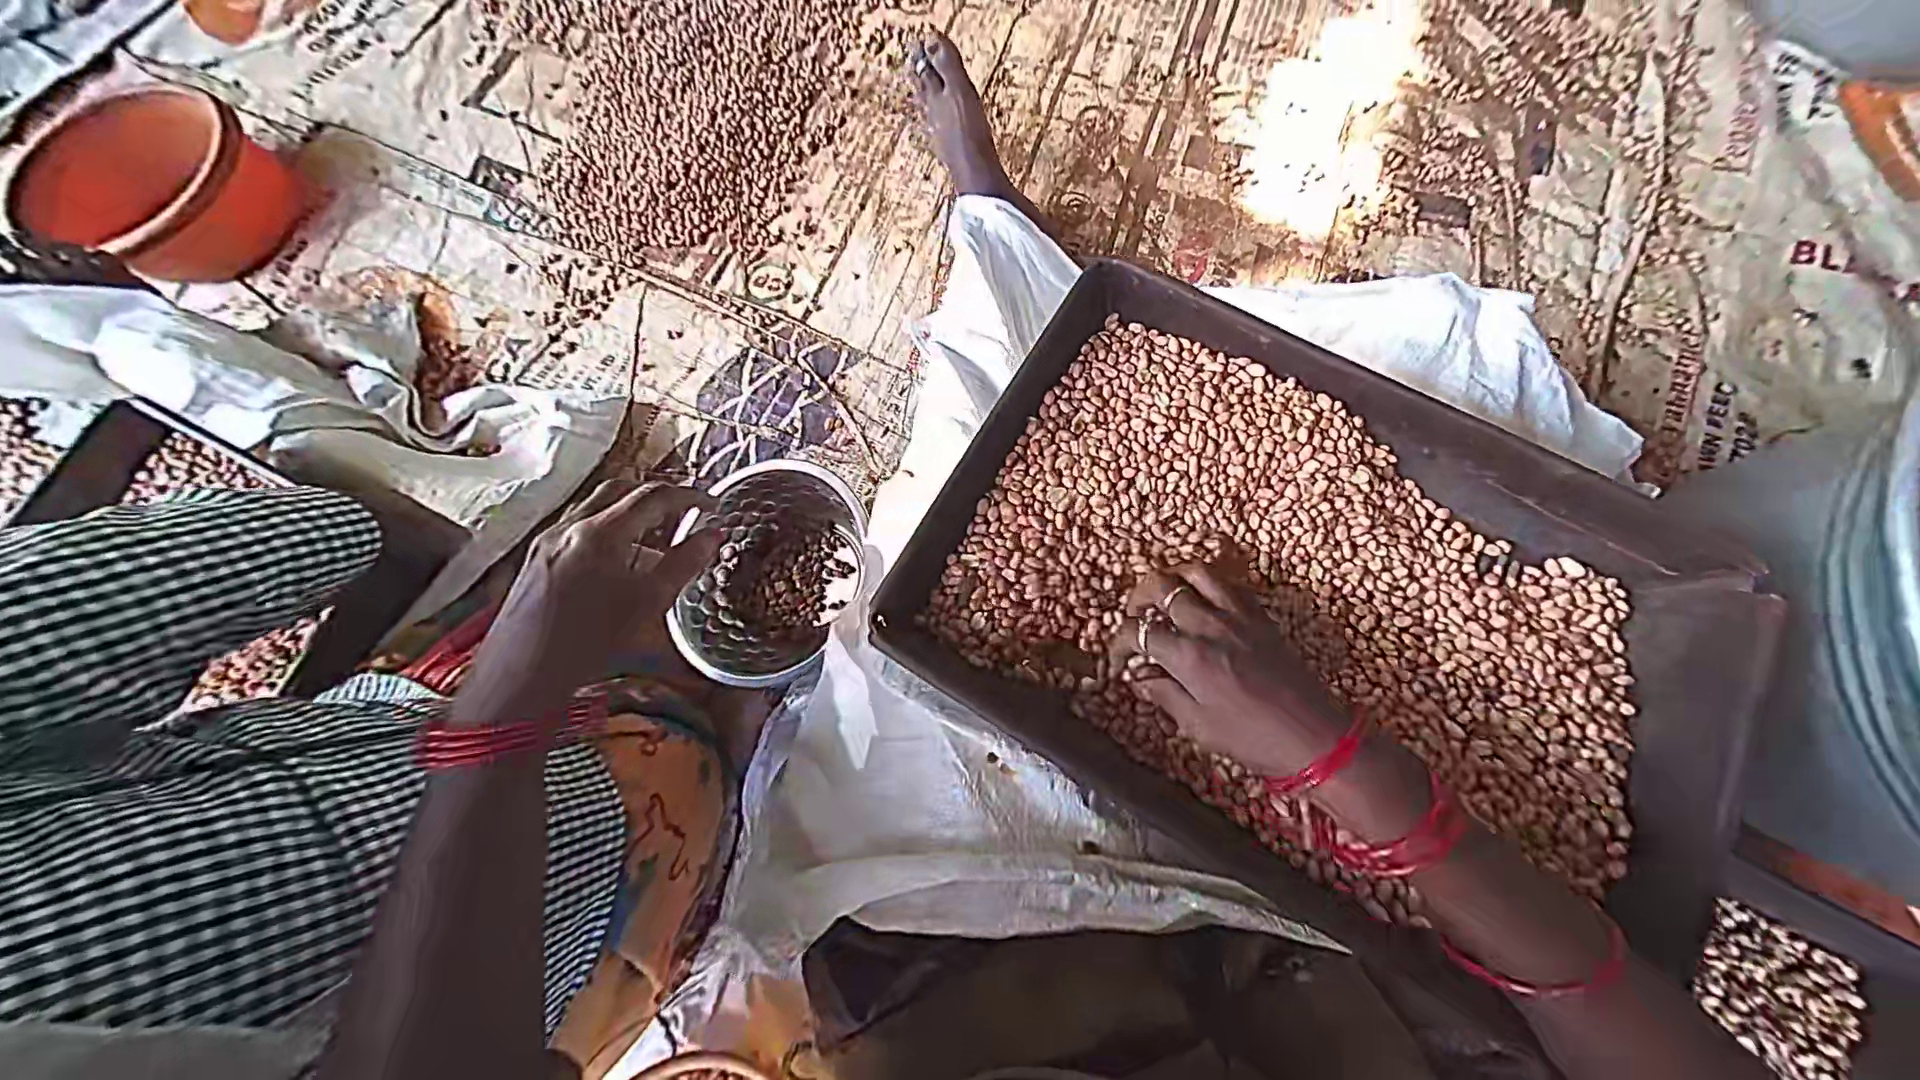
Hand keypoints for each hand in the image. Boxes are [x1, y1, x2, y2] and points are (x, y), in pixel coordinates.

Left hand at [451, 480, 718, 726]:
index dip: (689, 495)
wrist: (520, 675)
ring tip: (659, 533)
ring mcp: (549, 538)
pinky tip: (623, 555)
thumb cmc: (587, 643)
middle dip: (660, 495)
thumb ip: (684, 564)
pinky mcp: (538, 554)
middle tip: (687, 511)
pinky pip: (581, 523)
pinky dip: (611, 525)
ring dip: (633, 508)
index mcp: (599, 534)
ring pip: (599, 504)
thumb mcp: (648, 603)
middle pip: (623, 489)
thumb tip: (713, 536)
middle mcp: (570, 527)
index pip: (653, 496)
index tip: (712, 504)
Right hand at [1108, 557, 1350, 777]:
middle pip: (1159, 586)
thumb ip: (1163, 694)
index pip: (1136, 631)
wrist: (1317, 738)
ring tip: (1163, 599)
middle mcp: (1210, 627)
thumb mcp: (1198, 725)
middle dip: (1136, 599)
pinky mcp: (1260, 618)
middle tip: (1134, 618)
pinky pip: (1228, 584)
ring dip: (1171, 580)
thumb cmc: (1254, 739)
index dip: (1118, 643)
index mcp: (1189, 656)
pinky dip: (1207, 585)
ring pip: (1195, 572)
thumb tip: (1140, 677)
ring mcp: (1237, 617)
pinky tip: (1202, 604)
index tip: (1118, 660)